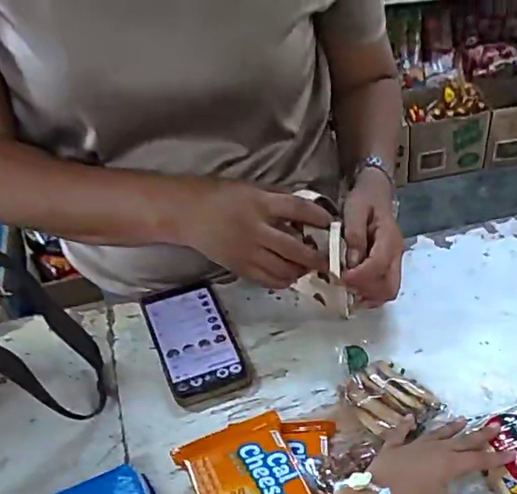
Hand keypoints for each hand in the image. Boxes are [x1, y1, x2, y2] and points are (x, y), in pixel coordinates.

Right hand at [173, 178, 331, 289]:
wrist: (186, 213)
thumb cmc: (218, 196)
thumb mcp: (249, 189)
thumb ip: (275, 201)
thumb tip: (303, 213)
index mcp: (260, 203)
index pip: (297, 209)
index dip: (318, 217)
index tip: (330, 224)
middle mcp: (256, 229)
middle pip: (295, 248)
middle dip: (315, 257)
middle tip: (326, 261)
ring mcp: (248, 252)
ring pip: (283, 269)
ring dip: (300, 271)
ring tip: (306, 269)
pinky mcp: (240, 268)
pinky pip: (268, 280)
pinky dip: (283, 281)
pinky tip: (289, 277)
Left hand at [341, 167, 402, 305]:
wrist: (376, 194)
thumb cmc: (364, 200)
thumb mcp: (354, 209)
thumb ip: (354, 235)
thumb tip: (352, 263)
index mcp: (389, 238)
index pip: (379, 265)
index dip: (360, 276)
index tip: (342, 278)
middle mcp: (396, 254)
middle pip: (388, 286)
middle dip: (365, 290)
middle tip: (345, 285)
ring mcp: (395, 263)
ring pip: (388, 292)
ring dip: (368, 296)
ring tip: (349, 288)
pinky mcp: (390, 269)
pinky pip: (385, 290)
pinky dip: (371, 296)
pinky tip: (356, 291)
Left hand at [360, 420, 506, 493]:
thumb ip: (446, 492)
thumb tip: (449, 486)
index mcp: (449, 465)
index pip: (478, 460)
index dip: (496, 458)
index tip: (512, 453)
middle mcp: (435, 451)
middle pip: (462, 441)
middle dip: (480, 434)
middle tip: (496, 425)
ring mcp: (413, 447)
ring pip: (436, 434)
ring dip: (450, 427)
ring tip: (463, 420)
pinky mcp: (392, 448)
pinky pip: (400, 434)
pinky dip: (405, 425)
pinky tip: (410, 417)